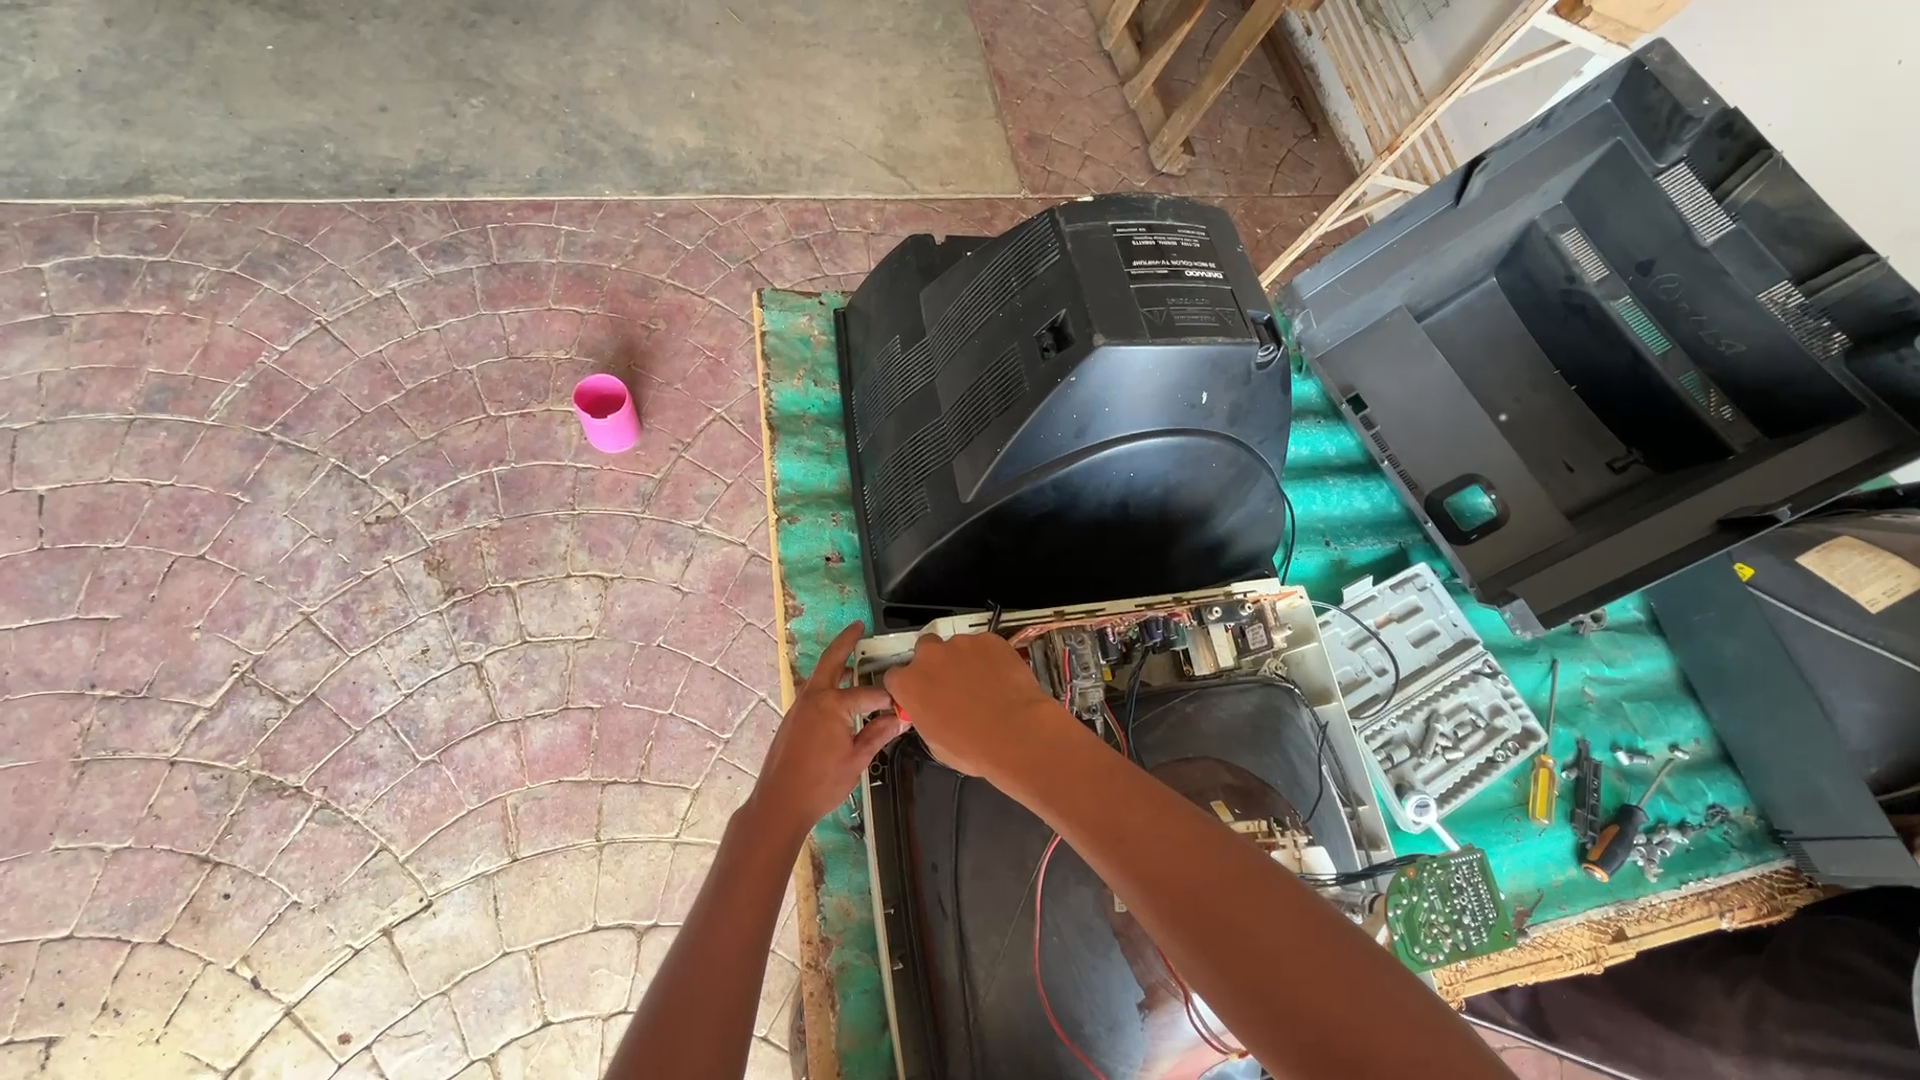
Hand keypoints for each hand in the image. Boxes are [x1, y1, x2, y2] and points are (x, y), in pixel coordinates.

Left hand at [751, 622, 905, 831]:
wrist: (779, 802)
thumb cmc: (821, 783)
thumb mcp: (858, 759)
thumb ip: (878, 734)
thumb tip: (900, 719)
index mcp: (833, 704)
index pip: (870, 694)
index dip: (890, 700)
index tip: (905, 704)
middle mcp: (814, 697)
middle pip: (832, 661)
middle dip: (846, 642)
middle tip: (858, 626)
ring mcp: (800, 706)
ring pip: (821, 676)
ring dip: (836, 663)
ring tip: (852, 658)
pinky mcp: (793, 718)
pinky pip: (814, 692)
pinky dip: (828, 684)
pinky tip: (838, 695)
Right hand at [881, 631, 1074, 781]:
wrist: (1016, 733)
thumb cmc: (973, 746)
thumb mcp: (934, 742)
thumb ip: (925, 716)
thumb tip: (931, 712)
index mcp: (909, 684)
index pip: (895, 676)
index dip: (908, 685)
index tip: (920, 694)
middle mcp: (930, 657)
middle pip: (924, 650)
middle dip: (935, 664)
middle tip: (952, 685)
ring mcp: (961, 644)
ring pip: (957, 646)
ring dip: (964, 660)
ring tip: (983, 684)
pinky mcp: (989, 640)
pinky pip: (984, 645)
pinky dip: (989, 657)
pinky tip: (1000, 678)